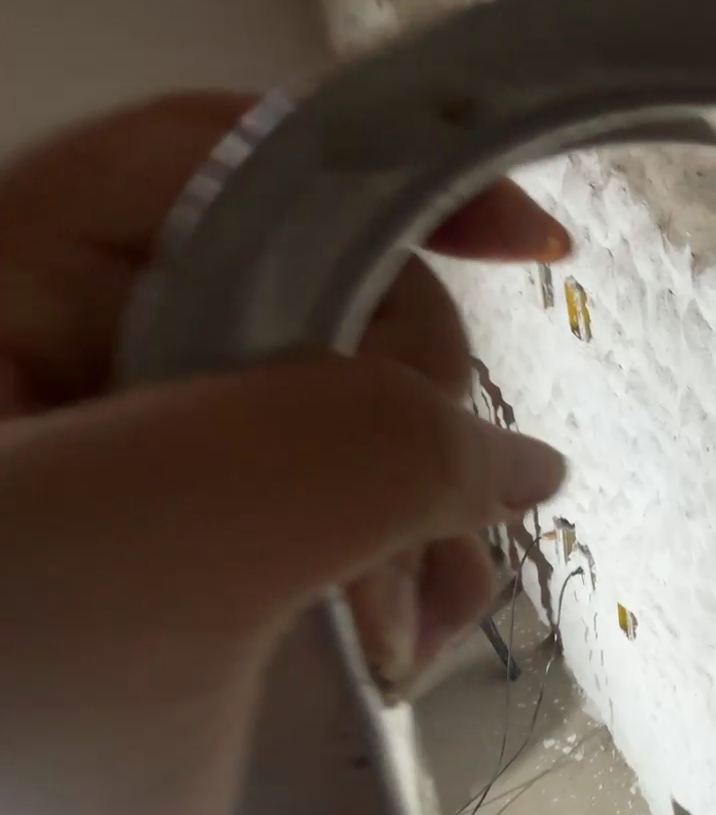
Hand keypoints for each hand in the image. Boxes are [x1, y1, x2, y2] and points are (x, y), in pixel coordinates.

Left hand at [0, 93, 569, 814]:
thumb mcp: (133, 568)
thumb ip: (346, 450)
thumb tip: (516, 459)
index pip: (223, 167)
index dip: (394, 185)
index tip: (539, 249)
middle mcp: (77, 382)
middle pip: (337, 315)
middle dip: (420, 427)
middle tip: (411, 547)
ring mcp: (170, 485)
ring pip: (382, 430)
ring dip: (435, 526)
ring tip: (399, 634)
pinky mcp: (238, 572)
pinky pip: (385, 520)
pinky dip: (428, 579)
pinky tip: (403, 646)